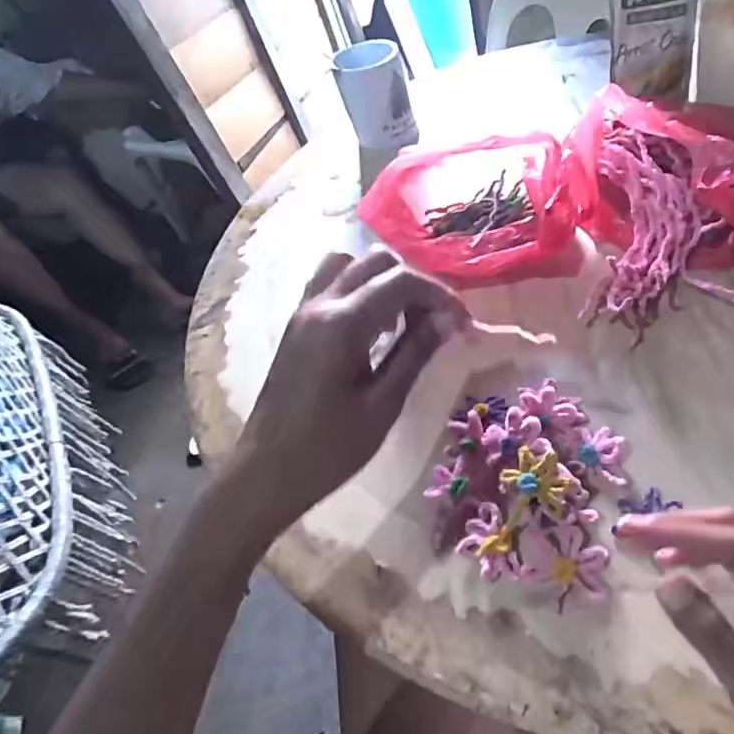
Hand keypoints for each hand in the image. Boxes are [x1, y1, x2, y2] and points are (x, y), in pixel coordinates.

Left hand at [224, 248, 466, 529]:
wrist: (268, 472)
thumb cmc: (330, 448)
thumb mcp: (384, 403)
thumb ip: (416, 352)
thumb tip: (450, 318)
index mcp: (342, 324)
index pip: (402, 282)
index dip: (441, 296)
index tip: (464, 324)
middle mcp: (320, 304)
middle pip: (377, 261)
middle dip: (416, 284)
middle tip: (438, 322)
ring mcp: (303, 311)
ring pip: (351, 264)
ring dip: (385, 281)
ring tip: (404, 320)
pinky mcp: (297, 324)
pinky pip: (332, 282)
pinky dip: (361, 289)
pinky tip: (376, 326)